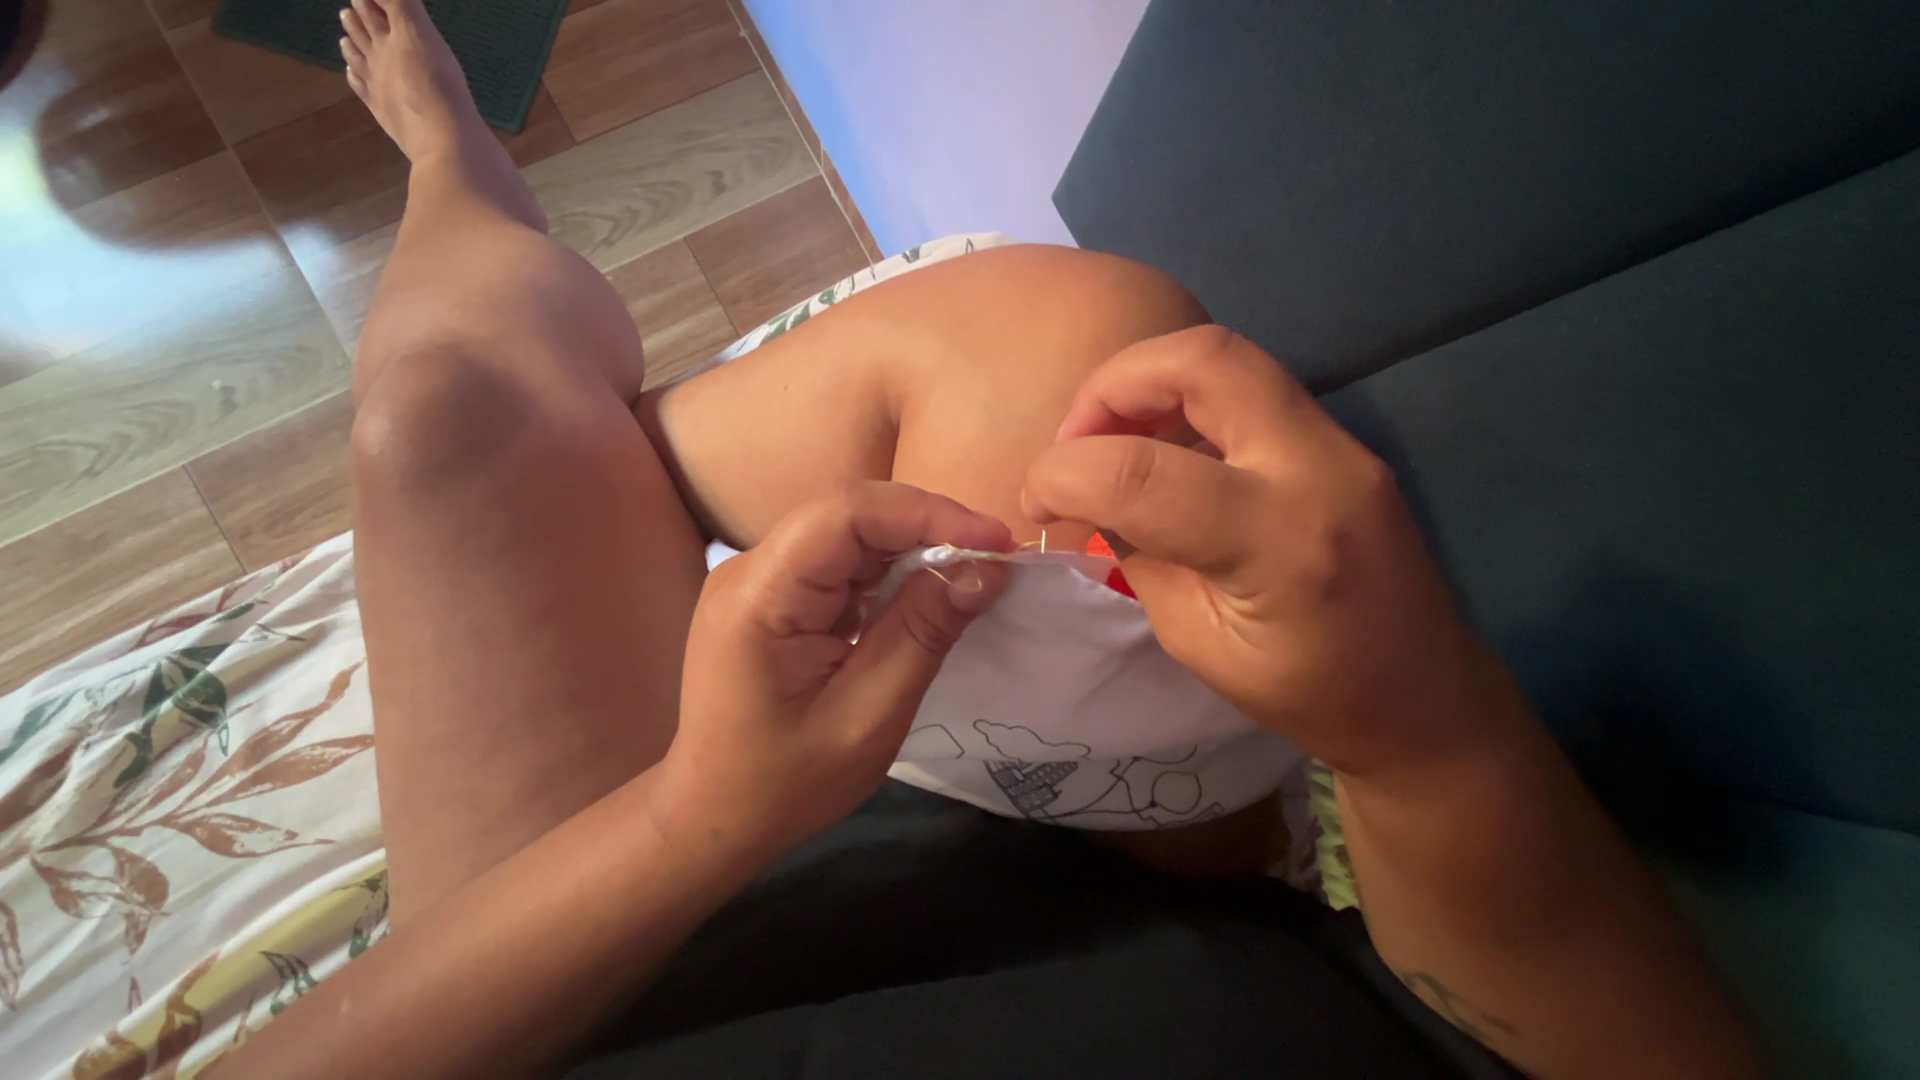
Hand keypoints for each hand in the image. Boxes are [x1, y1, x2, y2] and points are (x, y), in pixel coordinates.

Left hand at [650, 481, 1011, 866]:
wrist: (716, 817)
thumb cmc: (786, 784)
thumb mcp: (868, 718)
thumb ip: (923, 634)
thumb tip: (987, 568)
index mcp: (759, 596)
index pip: (846, 513)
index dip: (927, 513)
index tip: (996, 541)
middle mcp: (752, 569)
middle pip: (850, 515)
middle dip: (929, 526)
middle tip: (995, 558)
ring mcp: (762, 580)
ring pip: (852, 534)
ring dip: (917, 547)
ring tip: (975, 573)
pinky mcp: (778, 596)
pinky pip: (844, 564)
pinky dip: (894, 572)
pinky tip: (929, 592)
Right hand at [1021, 326, 1494, 775]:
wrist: (1427, 702)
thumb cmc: (1308, 695)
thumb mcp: (1197, 643)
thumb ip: (1140, 558)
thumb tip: (1090, 503)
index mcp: (1278, 544)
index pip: (1142, 474)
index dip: (1063, 474)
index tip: (1037, 503)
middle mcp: (1317, 470)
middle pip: (1204, 359)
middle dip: (1112, 383)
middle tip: (1076, 439)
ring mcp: (1340, 446)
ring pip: (1230, 358)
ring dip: (1149, 383)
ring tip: (1112, 441)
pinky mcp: (1341, 443)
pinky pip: (1251, 389)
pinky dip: (1186, 402)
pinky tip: (1166, 452)